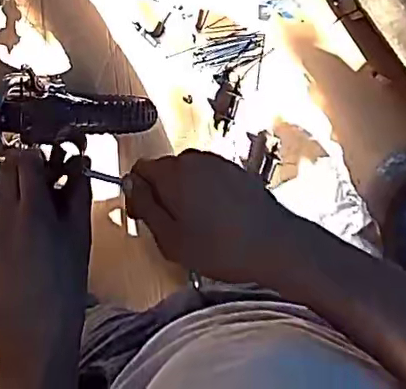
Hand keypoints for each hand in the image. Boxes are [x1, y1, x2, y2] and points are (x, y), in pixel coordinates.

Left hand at [0, 150, 91, 388]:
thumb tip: (76, 167)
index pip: (25, 159)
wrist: (34, 341)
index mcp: (31, 210)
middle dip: (21, 173)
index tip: (43, 162)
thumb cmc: (62, 292)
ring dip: (8, 204)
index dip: (36, 156)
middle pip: (4, 172)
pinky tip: (13, 253)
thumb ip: (77, 193)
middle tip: (36, 187)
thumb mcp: (79, 236)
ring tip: (26, 228)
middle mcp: (0, 219)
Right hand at [125, 150, 311, 285]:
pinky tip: (219, 221)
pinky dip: (207, 194)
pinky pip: (208, 177)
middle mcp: (192, 158)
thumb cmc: (223, 246)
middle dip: (162, 195)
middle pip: (163, 171)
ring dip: (185, 195)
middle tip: (173, 229)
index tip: (144, 216)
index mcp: (172, 172)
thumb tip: (130, 185)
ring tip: (200, 229)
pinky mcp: (233, 169)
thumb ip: (144, 207)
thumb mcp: (171, 238)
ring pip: (186, 174)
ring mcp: (215, 161)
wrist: (275, 244)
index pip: (139, 169)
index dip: (137, 194)